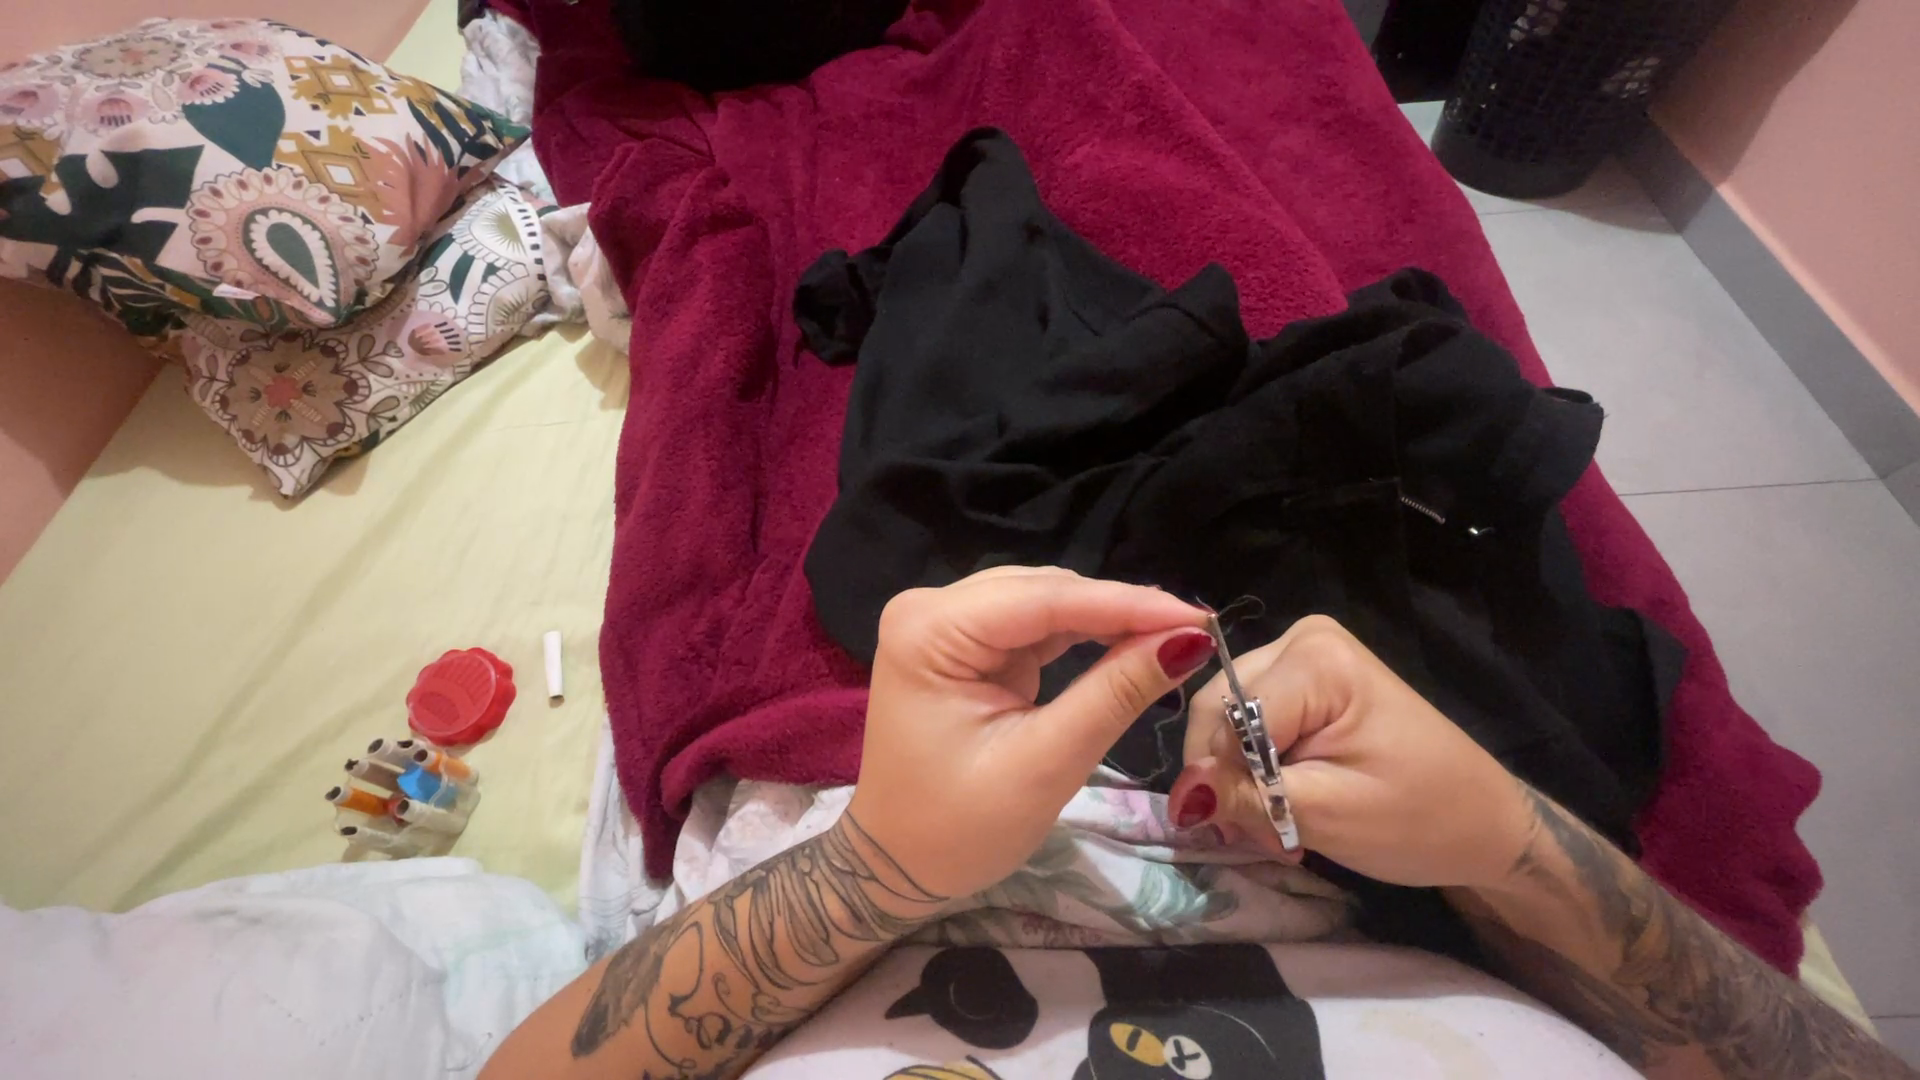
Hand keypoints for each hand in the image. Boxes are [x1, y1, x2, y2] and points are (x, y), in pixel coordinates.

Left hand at [846, 567, 1213, 898]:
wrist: (896, 863)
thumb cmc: (959, 829)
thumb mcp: (1044, 763)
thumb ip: (1113, 693)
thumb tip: (1188, 640)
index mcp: (928, 631)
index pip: (1042, 599)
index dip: (1125, 604)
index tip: (1199, 618)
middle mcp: (930, 610)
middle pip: (1041, 591)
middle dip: (1117, 609)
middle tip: (1195, 633)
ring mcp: (943, 624)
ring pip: (1042, 601)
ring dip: (1103, 619)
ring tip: (1171, 637)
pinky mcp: (962, 643)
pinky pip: (1032, 625)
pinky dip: (1080, 635)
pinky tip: (1125, 642)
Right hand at [1168, 615, 1536, 890]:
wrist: (1486, 824)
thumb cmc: (1423, 820)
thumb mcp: (1329, 816)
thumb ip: (1248, 796)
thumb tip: (1179, 797)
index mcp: (1316, 658)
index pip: (1227, 716)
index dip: (1225, 775)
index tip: (1250, 830)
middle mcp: (1299, 638)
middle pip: (1218, 708)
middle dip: (1227, 774)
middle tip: (1259, 831)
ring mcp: (1300, 652)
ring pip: (1223, 715)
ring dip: (1236, 773)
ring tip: (1275, 819)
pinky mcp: (1301, 675)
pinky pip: (1244, 716)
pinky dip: (1251, 762)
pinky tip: (1280, 793)